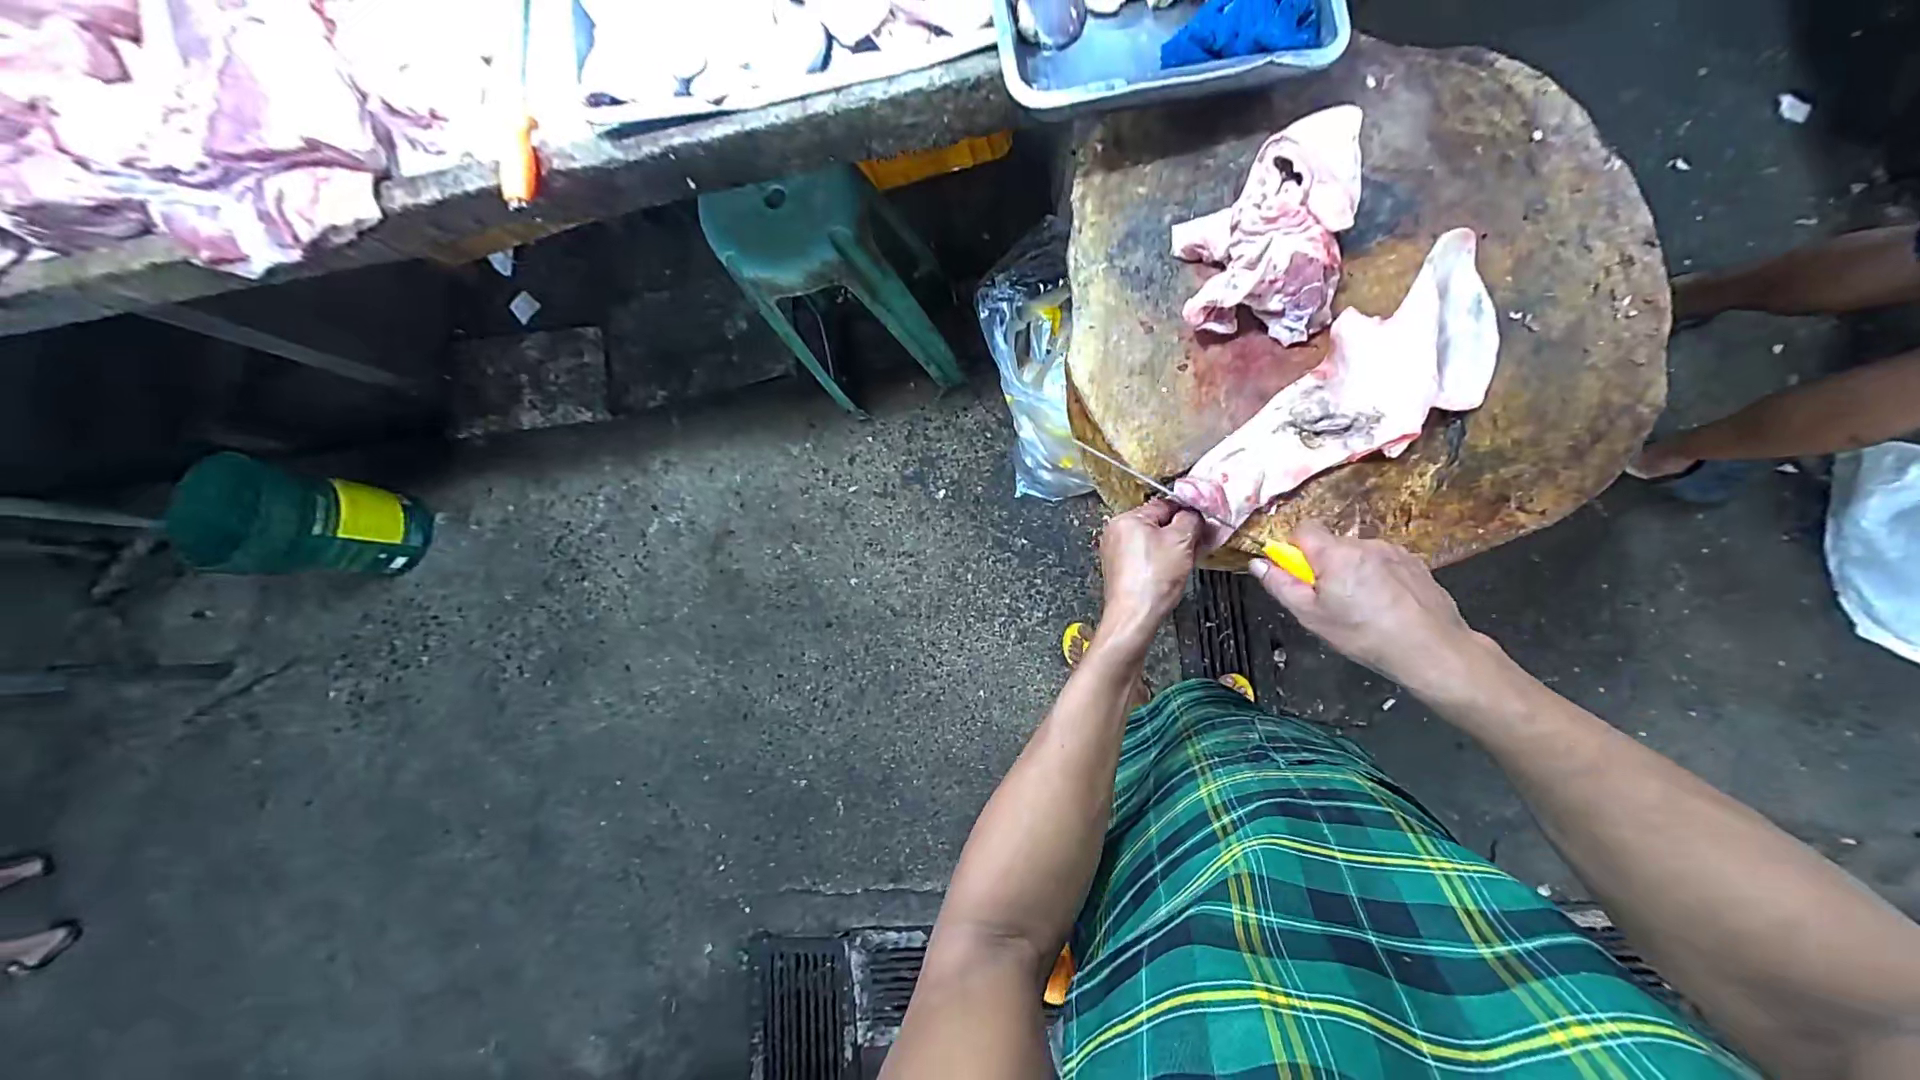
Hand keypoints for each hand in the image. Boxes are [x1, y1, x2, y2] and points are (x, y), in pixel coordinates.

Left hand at [1097, 499, 1200, 656]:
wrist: (1135, 615)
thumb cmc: (1153, 579)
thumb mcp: (1181, 541)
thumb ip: (1190, 519)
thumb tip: (1193, 513)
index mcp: (1127, 519)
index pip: (1164, 504)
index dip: (1187, 512)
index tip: (1202, 522)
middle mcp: (1116, 531)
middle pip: (1157, 522)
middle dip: (1179, 532)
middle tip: (1196, 544)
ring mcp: (1115, 551)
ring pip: (1151, 540)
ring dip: (1171, 547)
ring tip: (1182, 562)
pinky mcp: (1119, 569)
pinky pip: (1144, 556)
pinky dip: (1159, 560)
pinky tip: (1169, 572)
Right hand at [1249, 521, 1495, 697]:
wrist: (1432, 649)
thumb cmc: (1365, 635)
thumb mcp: (1310, 615)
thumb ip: (1280, 585)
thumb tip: (1258, 564)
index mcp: (1335, 553)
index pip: (1303, 529)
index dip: (1294, 551)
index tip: (1300, 577)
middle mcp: (1365, 544)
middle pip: (1331, 545)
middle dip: (1324, 566)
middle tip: (1330, 601)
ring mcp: (1394, 552)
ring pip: (1357, 556)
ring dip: (1352, 573)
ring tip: (1362, 607)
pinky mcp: (1415, 564)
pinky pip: (1382, 564)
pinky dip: (1377, 578)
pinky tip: (1384, 606)